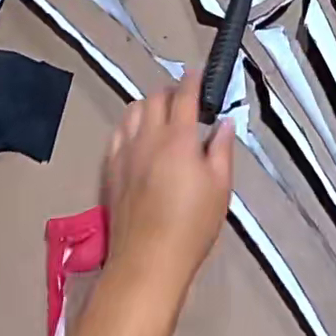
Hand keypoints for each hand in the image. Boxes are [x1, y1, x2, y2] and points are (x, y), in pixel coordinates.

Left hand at [101, 71, 235, 295]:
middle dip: (171, 91)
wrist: (147, 261)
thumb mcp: (220, 187)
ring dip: (148, 105)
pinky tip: (138, 136)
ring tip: (160, 115)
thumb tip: (224, 123)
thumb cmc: (191, 225)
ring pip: (132, 110)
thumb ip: (222, 149)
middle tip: (184, 99)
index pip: (184, 96)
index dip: (192, 80)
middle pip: (155, 98)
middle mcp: (148, 137)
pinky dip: (130, 125)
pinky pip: (118, 132)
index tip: (197, 74)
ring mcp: (125, 151)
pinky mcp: (110, 168)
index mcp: (178, 138)